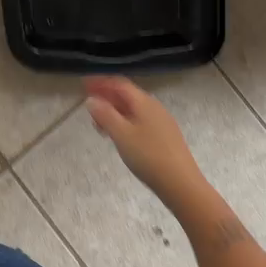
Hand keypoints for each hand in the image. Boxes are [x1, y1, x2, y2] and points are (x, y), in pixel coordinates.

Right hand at [83, 76, 203, 200]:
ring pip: (134, 110)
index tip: (84, 85)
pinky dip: (125, 122)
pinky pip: (140, 121)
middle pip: (127, 95)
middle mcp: (154, 107)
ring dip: (115, 112)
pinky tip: (120, 137)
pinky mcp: (165, 137)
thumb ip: (105, 115)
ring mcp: (162, 122)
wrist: (181, 184)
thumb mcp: (121, 134)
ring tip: (100, 124)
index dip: (101, 82)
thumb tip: (91, 99)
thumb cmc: (148, 156)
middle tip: (89, 107)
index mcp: (143, 102)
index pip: (119, 84)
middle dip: (107, 98)